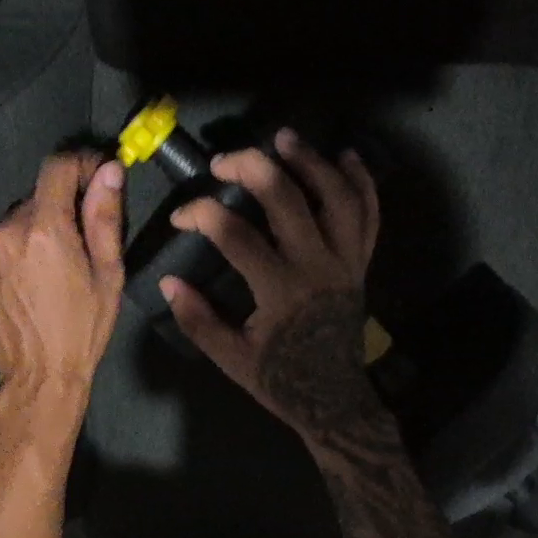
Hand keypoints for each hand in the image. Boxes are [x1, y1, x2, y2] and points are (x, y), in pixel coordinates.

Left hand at [0, 150, 125, 419]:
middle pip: (37, 195)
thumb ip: (105, 218)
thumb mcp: (107, 275)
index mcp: (44, 229)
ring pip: (16, 219)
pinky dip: (15, 249)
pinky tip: (29, 278)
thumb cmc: (82, 328)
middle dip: (61, 205)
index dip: (80, 164)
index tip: (97, 176)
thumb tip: (110, 171)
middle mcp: (7, 231)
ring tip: (53, 264)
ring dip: (36, 228)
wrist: (38, 374)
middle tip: (80, 237)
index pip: (57, 168)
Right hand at [160, 129, 383, 447]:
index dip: (202, 215)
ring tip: (284, 138)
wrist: (333, 399)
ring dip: (310, 161)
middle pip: (288, 199)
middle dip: (253, 168)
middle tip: (225, 160)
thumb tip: (168, 281)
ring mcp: (345, 261)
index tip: (181, 216)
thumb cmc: (279, 379)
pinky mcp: (361, 263)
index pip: (235, 235)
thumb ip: (198, 319)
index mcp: (280, 290)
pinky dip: (362, 183)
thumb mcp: (231, 358)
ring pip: (336, 196)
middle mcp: (317, 266)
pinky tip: (346, 157)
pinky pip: (369, 216)